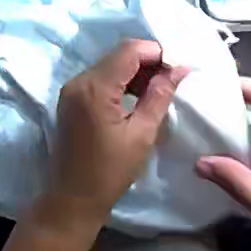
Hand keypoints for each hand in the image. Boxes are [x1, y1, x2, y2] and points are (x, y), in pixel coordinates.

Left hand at [37, 39, 189, 239]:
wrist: (73, 198)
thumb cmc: (111, 171)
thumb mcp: (142, 133)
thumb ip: (160, 95)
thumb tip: (180, 68)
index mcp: (95, 87)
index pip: (129, 51)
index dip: (157, 53)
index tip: (179, 68)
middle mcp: (79, 80)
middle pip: (119, 54)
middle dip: (148, 61)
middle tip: (173, 79)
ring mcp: (71, 88)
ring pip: (110, 64)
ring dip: (135, 70)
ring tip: (159, 89)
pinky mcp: (71, 98)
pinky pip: (100, 77)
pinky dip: (120, 80)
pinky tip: (138, 96)